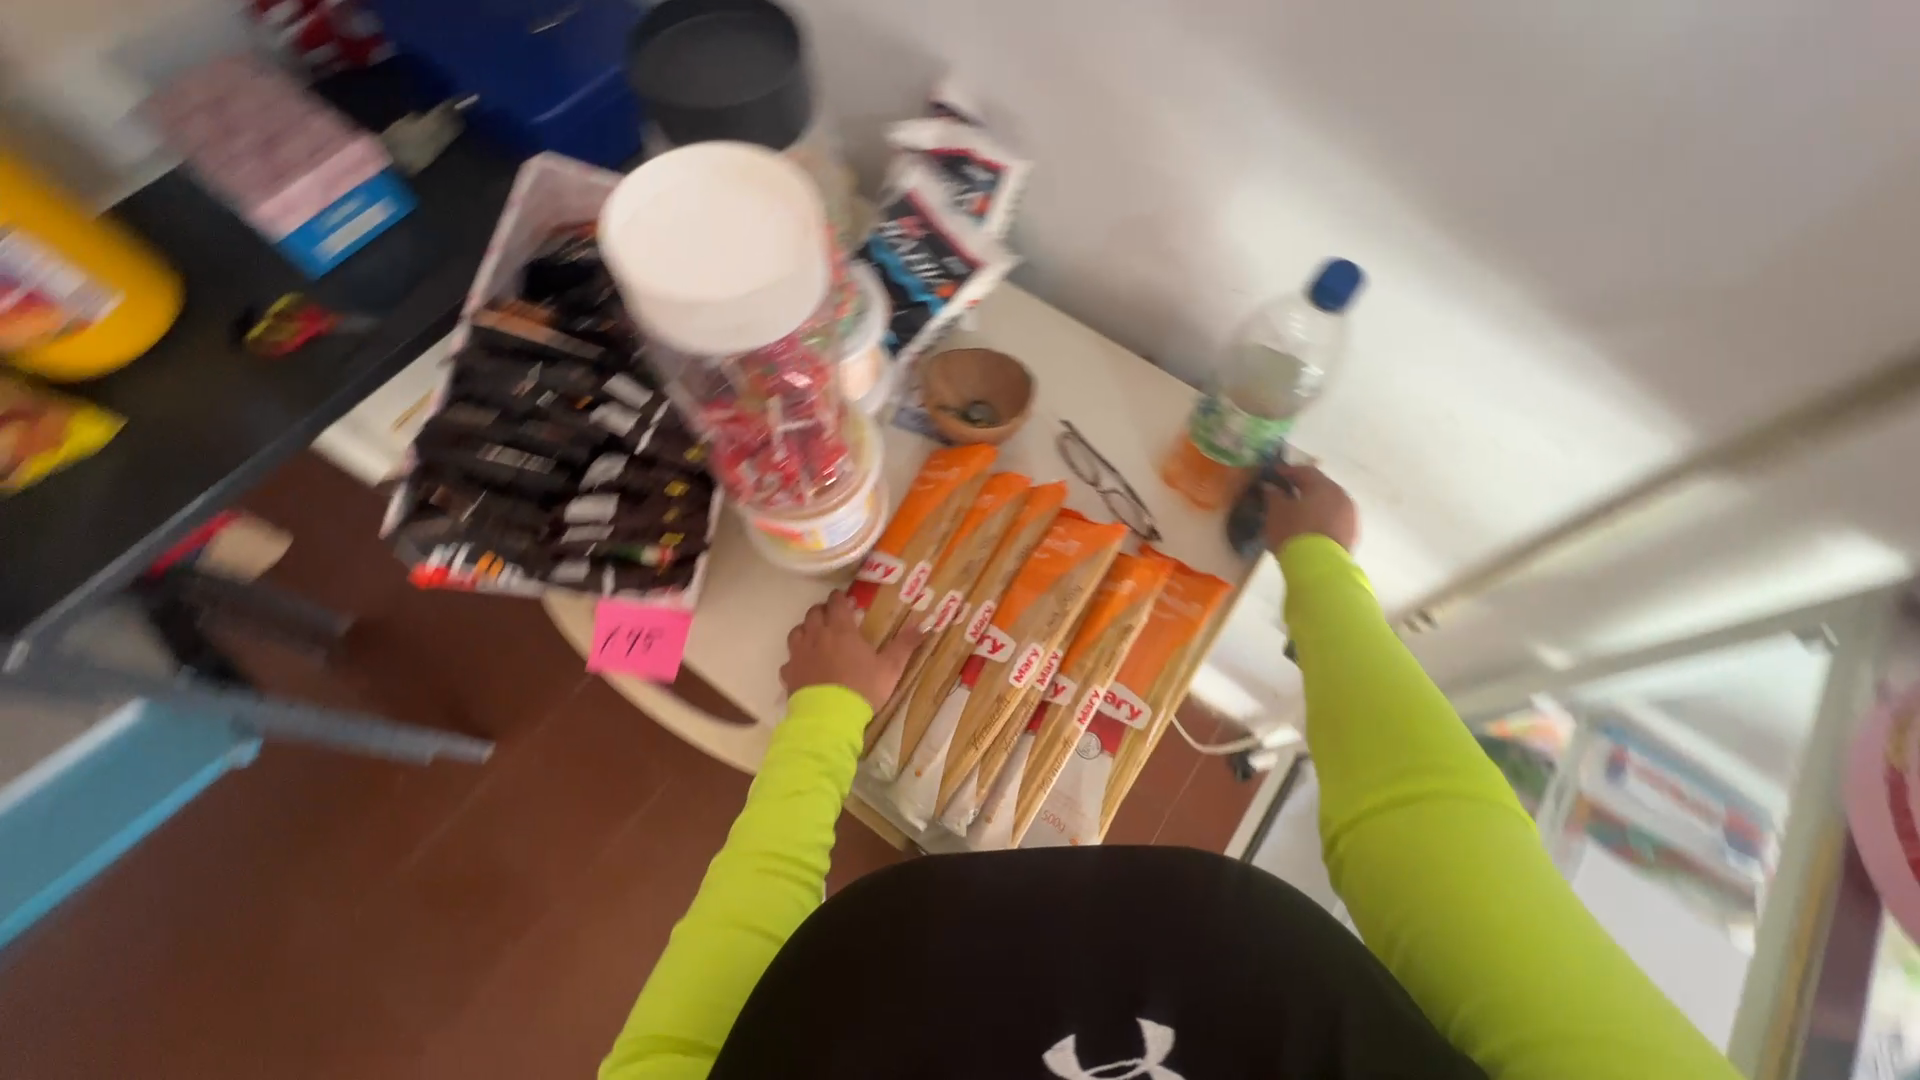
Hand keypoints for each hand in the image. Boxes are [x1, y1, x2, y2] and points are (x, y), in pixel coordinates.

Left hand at [780, 590, 925, 712]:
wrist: (830, 718)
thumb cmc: (862, 688)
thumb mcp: (890, 668)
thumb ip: (905, 645)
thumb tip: (924, 625)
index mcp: (841, 630)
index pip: (836, 603)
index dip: (840, 598)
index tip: (846, 600)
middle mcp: (817, 636)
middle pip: (814, 613)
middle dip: (823, 611)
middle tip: (834, 617)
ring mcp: (799, 654)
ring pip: (797, 631)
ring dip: (807, 629)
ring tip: (816, 637)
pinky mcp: (789, 674)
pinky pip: (789, 659)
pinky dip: (796, 658)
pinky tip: (803, 666)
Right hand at [1262, 465, 1358, 554]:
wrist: (1319, 567)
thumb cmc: (1294, 532)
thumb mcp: (1276, 512)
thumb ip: (1273, 496)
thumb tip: (1270, 487)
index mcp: (1324, 486)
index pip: (1305, 471)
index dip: (1288, 471)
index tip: (1273, 474)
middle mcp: (1342, 496)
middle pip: (1321, 486)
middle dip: (1304, 488)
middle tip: (1287, 492)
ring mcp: (1351, 516)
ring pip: (1330, 504)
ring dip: (1315, 505)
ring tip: (1299, 513)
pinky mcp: (1353, 535)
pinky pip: (1335, 520)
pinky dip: (1323, 519)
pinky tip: (1311, 528)